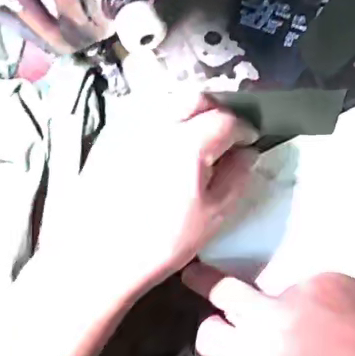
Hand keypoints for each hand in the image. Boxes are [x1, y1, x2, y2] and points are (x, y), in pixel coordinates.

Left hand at [42, 91, 258, 304]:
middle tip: (229, 133)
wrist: (102, 256)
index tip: (252, 141)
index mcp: (189, 142)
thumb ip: (236, 178)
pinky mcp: (117, 146)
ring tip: (203, 142)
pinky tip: (174, 155)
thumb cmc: (164, 241)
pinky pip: (151, 123)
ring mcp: (135, 133)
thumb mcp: (213, 215)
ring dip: (193, 115)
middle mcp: (161, 128)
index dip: (245, 128)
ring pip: (171, 107)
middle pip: (195, 98)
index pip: (226, 119)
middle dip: (219, 109)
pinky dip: (171, 128)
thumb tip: (247, 154)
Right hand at [182, 262, 354, 355]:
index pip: (209, 335)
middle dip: (204, 282)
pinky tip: (345, 323)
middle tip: (194, 276)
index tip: (218, 339)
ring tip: (325, 334)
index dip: (209, 339)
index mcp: (263, 354)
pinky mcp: (330, 276)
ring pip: (277, 294)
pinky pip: (311, 289)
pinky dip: (318, 304)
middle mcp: (275, 314)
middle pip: (224, 288)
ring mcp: (304, 288)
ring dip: (286, 310)